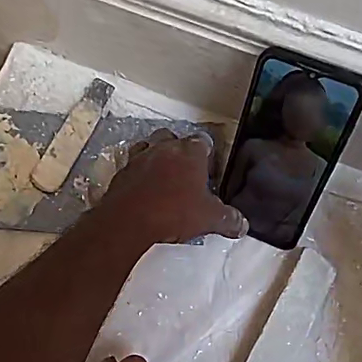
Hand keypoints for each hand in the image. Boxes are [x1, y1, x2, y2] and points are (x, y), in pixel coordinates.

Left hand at [93, 130, 247, 245]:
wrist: (128, 222)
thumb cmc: (173, 212)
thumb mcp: (209, 218)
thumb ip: (228, 219)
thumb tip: (241, 224)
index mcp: (189, 152)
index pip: (202, 141)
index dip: (206, 151)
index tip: (208, 163)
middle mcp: (162, 149)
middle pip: (171, 137)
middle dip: (177, 148)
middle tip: (183, 169)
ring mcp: (137, 159)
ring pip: (146, 147)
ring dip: (154, 158)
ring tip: (161, 177)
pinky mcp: (119, 174)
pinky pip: (130, 168)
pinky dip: (136, 175)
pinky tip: (141, 190)